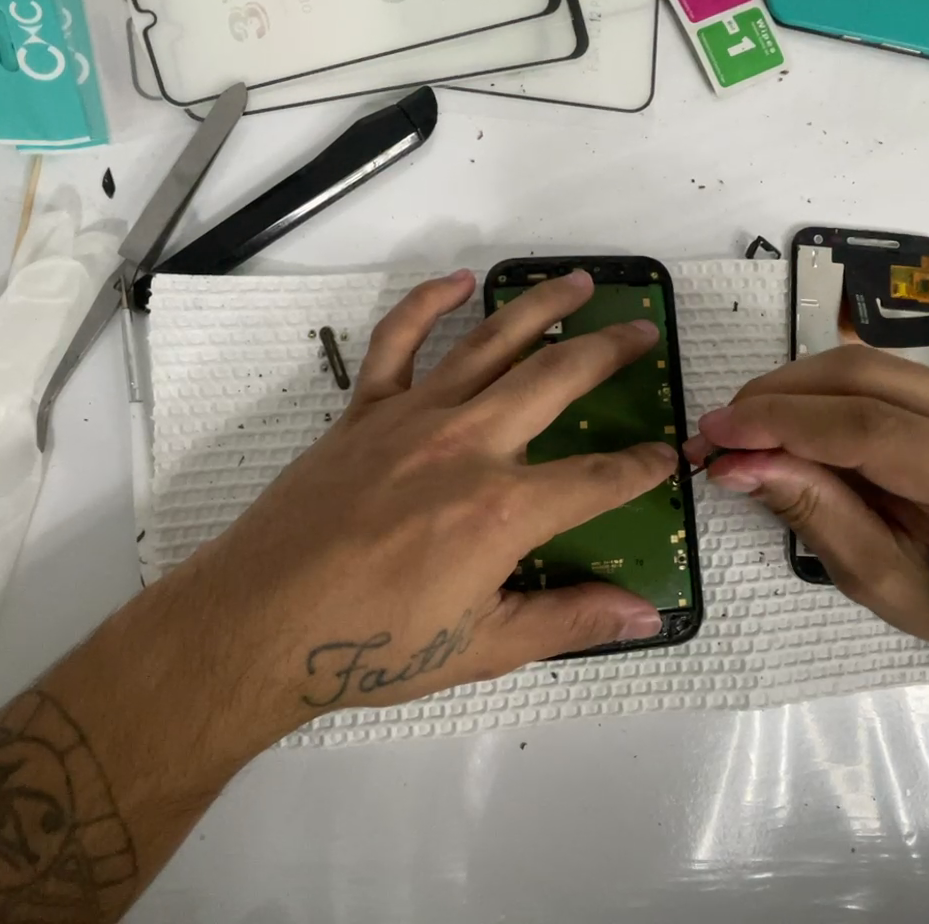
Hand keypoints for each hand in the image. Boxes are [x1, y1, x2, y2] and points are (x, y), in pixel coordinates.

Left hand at [169, 270, 677, 743]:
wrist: (260, 623)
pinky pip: (398, 340)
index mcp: (505, 509)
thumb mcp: (483, 647)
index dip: (643, 468)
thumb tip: (645, 617)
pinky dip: (427, 303)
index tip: (668, 456)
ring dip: (540, 307)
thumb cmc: (372, 646)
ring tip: (579, 285)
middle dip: (609, 351)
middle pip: (556, 378)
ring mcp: (413, 417)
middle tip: (641, 331)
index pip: (600, 479)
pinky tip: (458, 281)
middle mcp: (468, 444)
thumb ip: (570, 622)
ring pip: (490, 342)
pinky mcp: (365, 410)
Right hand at [684, 346, 928, 673]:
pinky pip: (881, 377)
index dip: (781, 422)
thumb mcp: (885, 586)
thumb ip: (817, 516)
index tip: (713, 433)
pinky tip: (791, 427)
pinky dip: (822, 396)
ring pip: (866, 366)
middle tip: (716, 432)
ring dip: (792, 391)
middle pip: (864, 376)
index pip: (871, 428)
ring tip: (744, 431)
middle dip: (775, 396)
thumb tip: (739, 464)